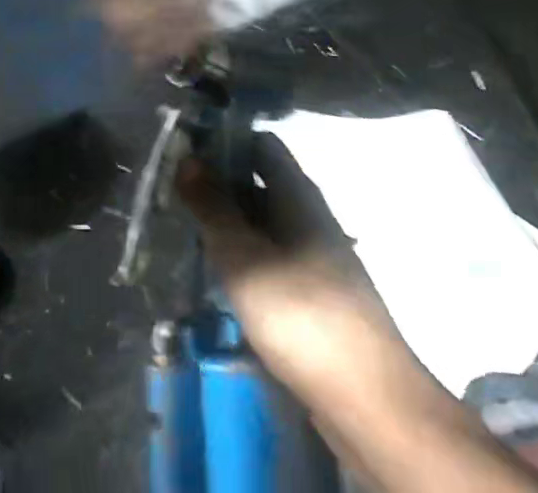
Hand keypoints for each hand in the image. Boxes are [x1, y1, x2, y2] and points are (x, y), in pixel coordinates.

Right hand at [173, 158, 407, 401]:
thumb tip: (187, 156)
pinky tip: (217, 270)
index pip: (262, 146)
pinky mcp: (312, 293)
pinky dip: (242, 253)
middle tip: (172, 189)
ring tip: (184, 225)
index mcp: (299, 197)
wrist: (366, 397)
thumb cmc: (299, 312)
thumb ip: (213, 206)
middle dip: (219, 182)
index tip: (185, 147)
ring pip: (263, 222)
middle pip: (261, 183)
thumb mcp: (243, 255)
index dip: (225, 140)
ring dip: (228, 220)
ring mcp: (314, 257)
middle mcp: (309, 218)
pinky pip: (269, 256)